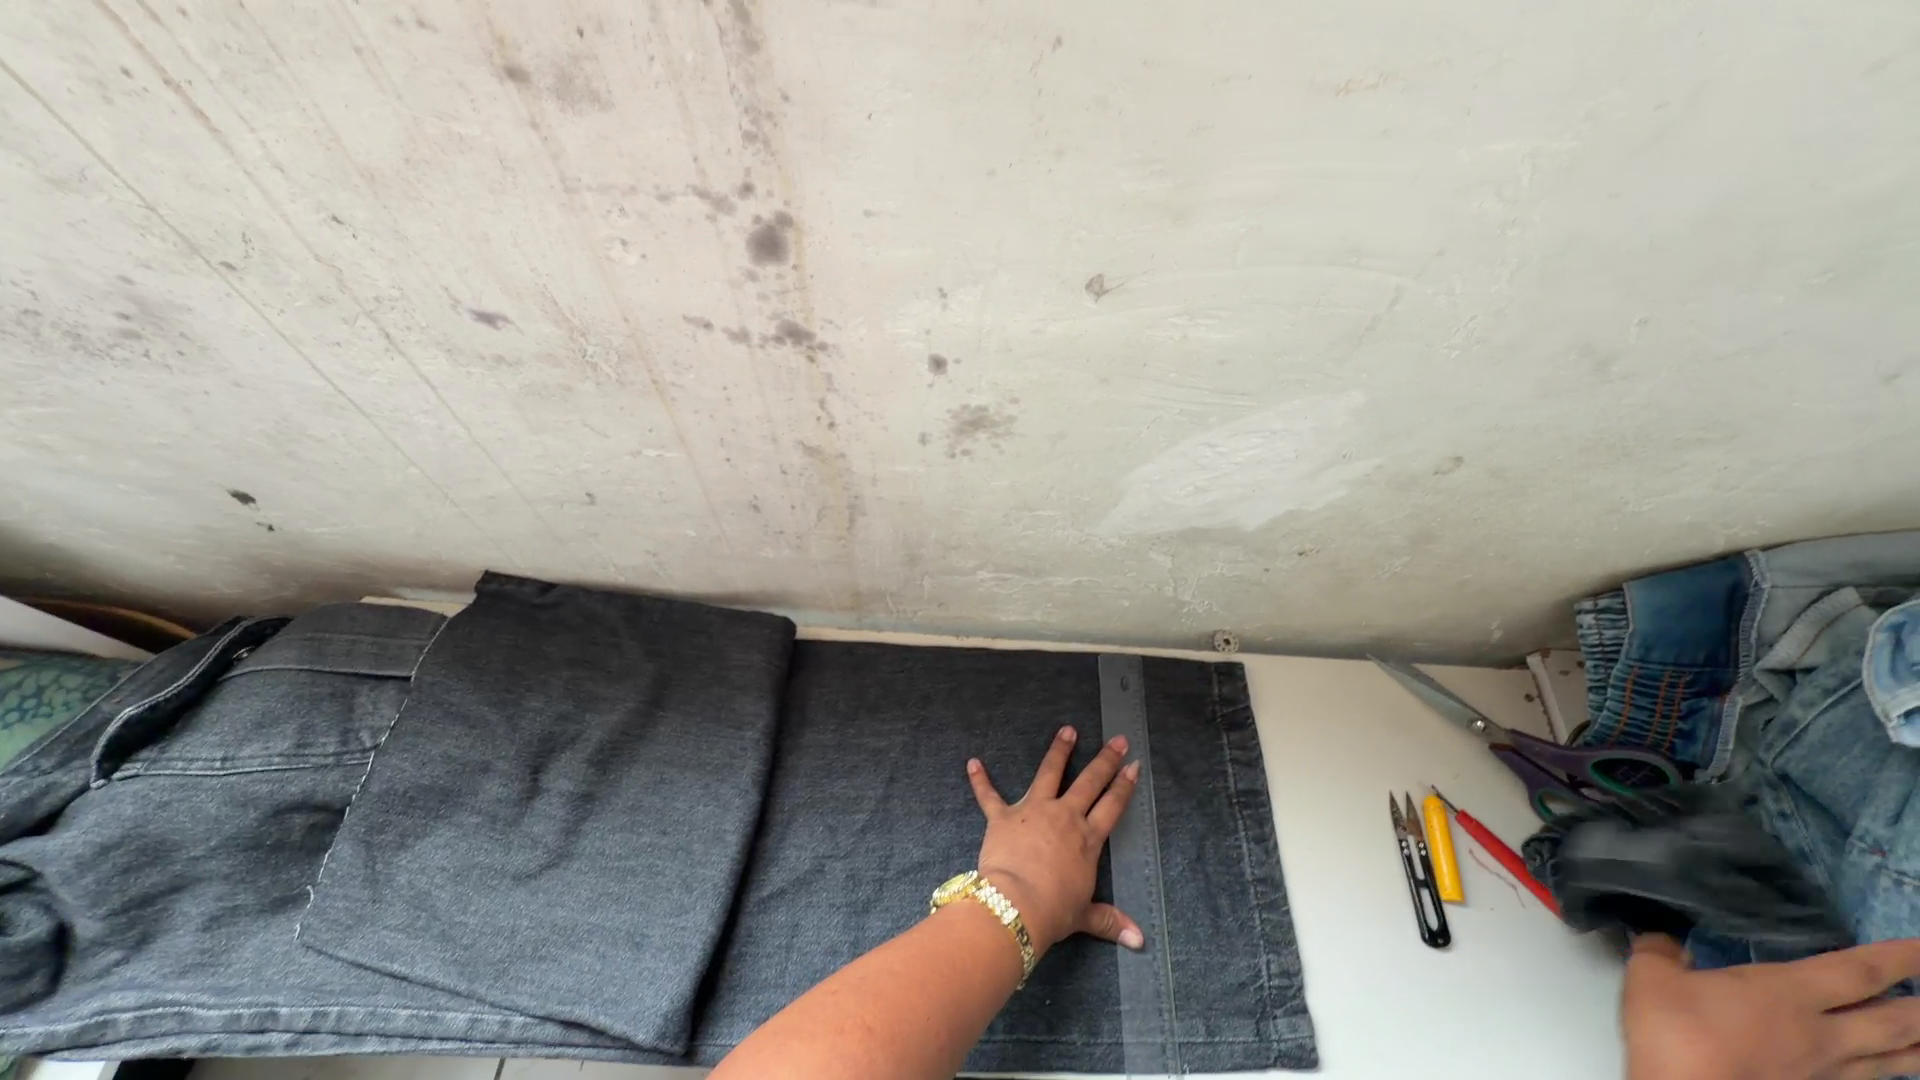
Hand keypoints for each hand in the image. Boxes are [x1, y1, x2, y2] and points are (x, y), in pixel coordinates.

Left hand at [966, 726, 1141, 955]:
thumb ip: (1110, 921)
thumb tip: (1139, 940)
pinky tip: (973, 763)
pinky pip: (989, 795)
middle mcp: (1064, 816)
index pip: (1112, 806)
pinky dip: (980, 780)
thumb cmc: (1054, 911)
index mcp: (1087, 838)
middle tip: (1117, 739)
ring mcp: (1033, 811)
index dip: (1124, 785)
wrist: (1016, 905)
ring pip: (1049, 773)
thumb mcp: (1085, 916)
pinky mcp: (1003, 816)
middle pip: (1089, 782)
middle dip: (1105, 760)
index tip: (1133, 765)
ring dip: (1059, 751)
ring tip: (1068, 730)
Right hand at [1623, 935, 1919, 1079]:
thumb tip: (1664, 936)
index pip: (1855, 972)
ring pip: (1895, 1058)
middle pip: (1894, 1021)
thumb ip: (1662, 950)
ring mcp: (1824, 1070)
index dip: (1896, 957)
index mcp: (1785, 994)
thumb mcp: (1651, 975)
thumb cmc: (1675, 1029)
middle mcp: (1821, 1033)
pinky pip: (1868, 1079)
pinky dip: (1889, 1070)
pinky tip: (1888, 1069)